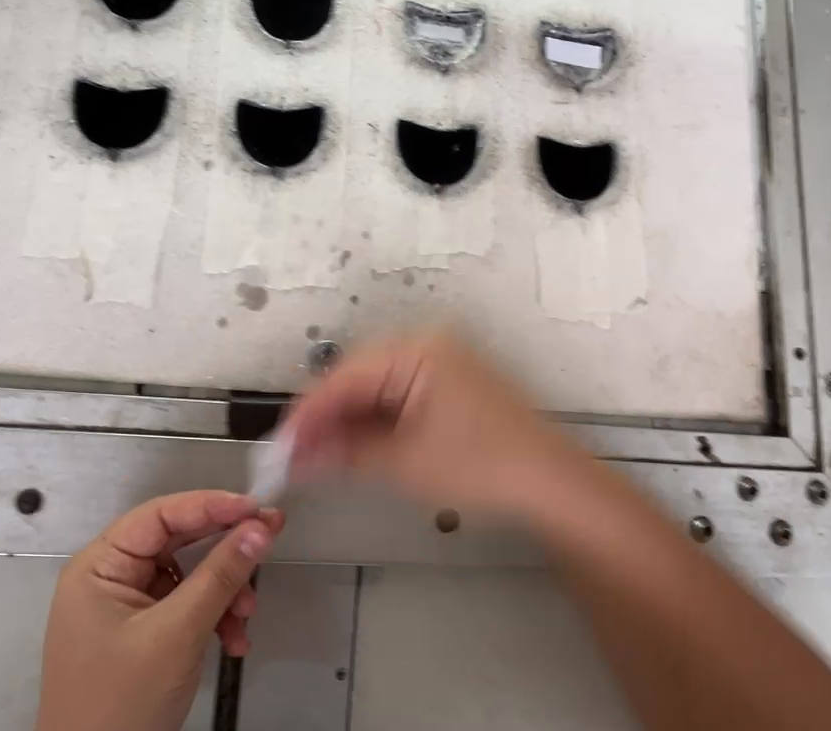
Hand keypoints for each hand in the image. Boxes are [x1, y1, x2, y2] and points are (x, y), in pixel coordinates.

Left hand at [37, 491, 284, 730]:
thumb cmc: (119, 704)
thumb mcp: (177, 634)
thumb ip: (221, 575)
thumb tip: (259, 527)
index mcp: (100, 566)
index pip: (161, 515)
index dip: (210, 505)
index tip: (255, 507)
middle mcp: (110, 577)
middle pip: (177, 542)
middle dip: (224, 551)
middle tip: (268, 538)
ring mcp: (126, 606)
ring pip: (189, 576)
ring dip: (224, 593)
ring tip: (246, 617)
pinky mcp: (143, 633)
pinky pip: (187, 606)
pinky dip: (214, 619)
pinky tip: (234, 641)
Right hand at [282, 330, 584, 519]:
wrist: (554, 486)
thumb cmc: (481, 466)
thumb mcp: (403, 462)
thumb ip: (343, 453)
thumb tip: (295, 456)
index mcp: (416, 350)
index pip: (344, 377)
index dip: (306, 414)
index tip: (276, 449)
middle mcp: (427, 345)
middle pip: (357, 378)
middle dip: (324, 418)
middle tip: (293, 458)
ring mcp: (442, 363)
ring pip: (376, 388)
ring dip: (347, 422)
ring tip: (318, 459)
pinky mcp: (451, 386)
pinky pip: (398, 397)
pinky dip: (375, 423)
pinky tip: (356, 449)